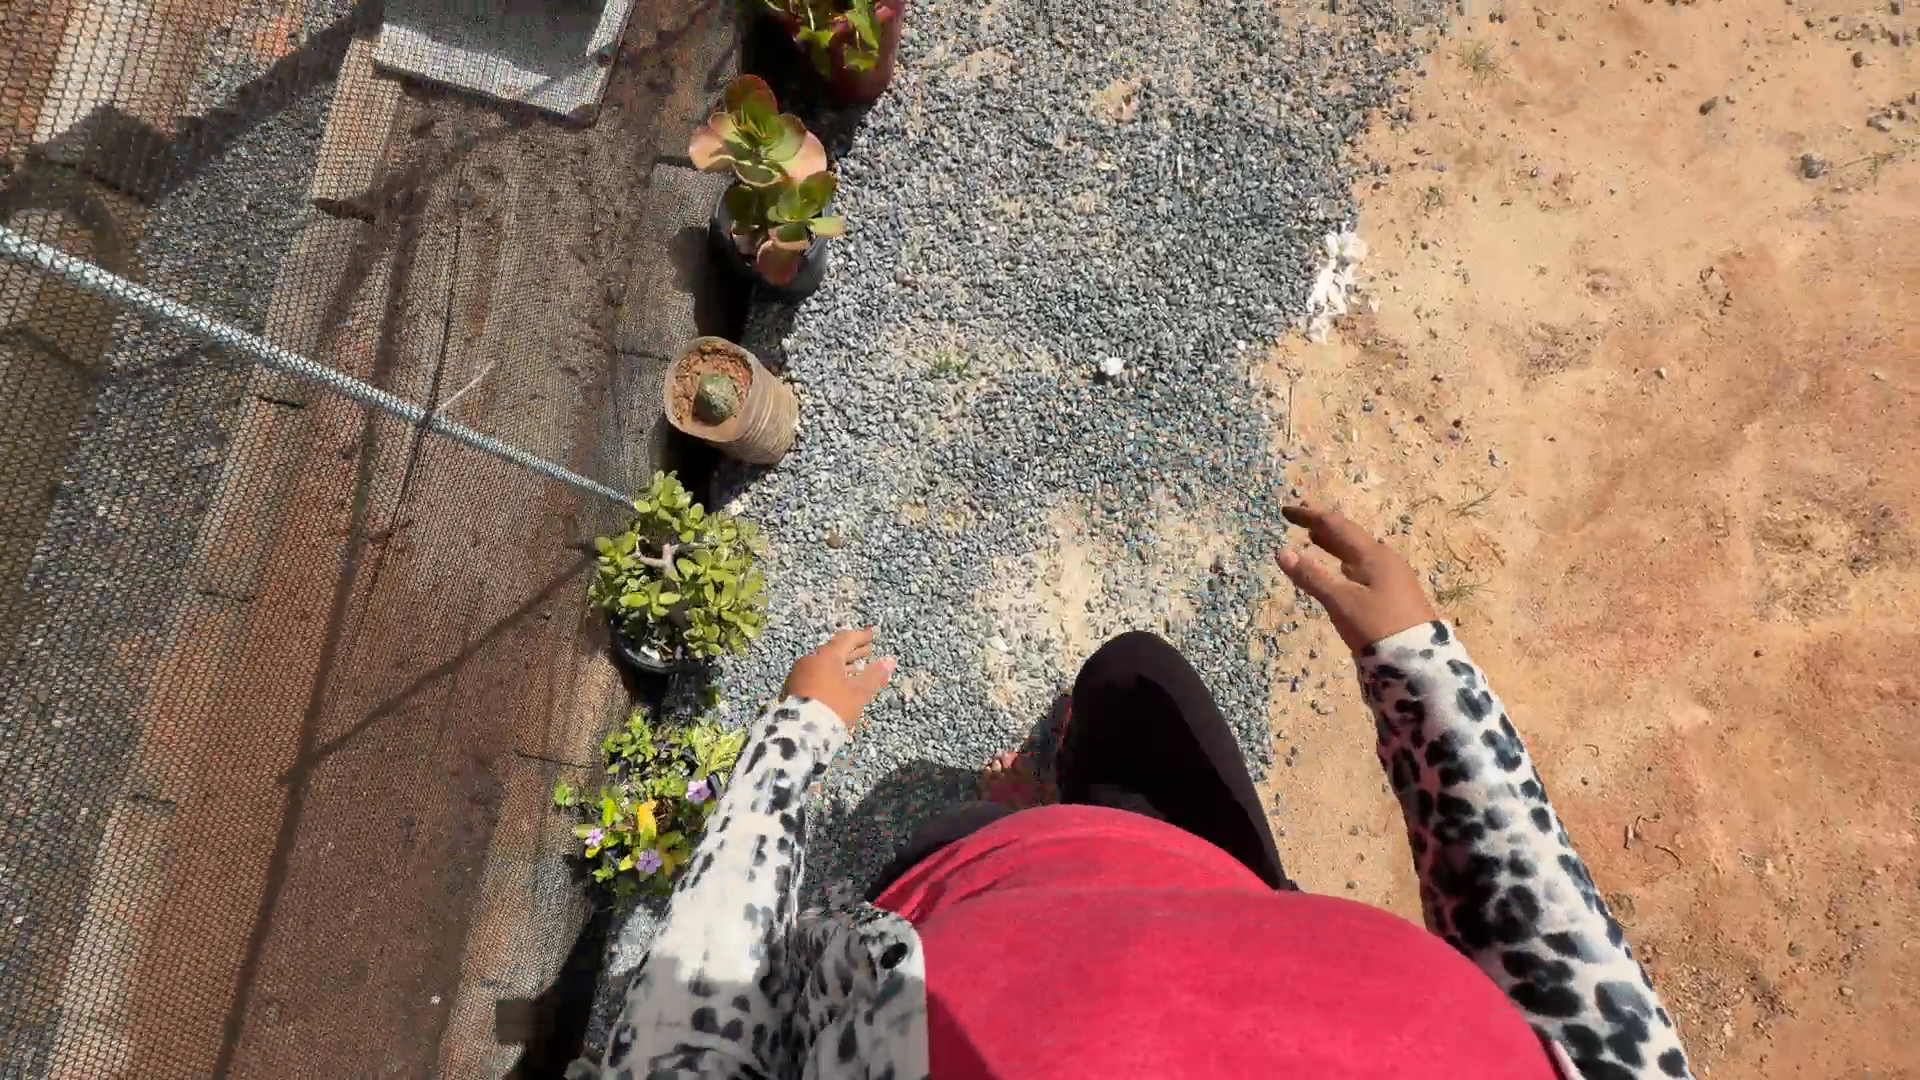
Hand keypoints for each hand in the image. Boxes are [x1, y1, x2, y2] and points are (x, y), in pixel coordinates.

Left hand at [782, 627, 895, 729]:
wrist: (800, 732)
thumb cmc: (834, 707)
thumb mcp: (859, 692)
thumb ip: (875, 675)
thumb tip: (890, 661)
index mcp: (826, 656)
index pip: (846, 639)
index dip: (861, 637)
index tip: (872, 636)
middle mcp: (810, 660)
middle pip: (833, 651)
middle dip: (852, 652)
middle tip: (867, 652)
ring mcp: (798, 675)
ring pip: (823, 664)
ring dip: (841, 665)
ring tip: (855, 670)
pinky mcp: (792, 689)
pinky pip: (815, 676)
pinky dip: (829, 676)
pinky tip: (837, 686)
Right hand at [1277, 504, 1437, 653]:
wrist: (1417, 660)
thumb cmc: (1376, 625)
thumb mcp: (1340, 601)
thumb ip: (1311, 576)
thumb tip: (1282, 552)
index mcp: (1373, 555)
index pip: (1336, 526)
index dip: (1310, 516)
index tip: (1287, 510)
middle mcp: (1383, 559)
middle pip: (1349, 535)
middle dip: (1323, 525)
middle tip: (1300, 516)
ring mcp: (1390, 575)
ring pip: (1355, 550)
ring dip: (1333, 542)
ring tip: (1314, 535)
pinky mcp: (1391, 591)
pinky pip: (1361, 564)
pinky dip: (1342, 558)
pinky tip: (1338, 565)